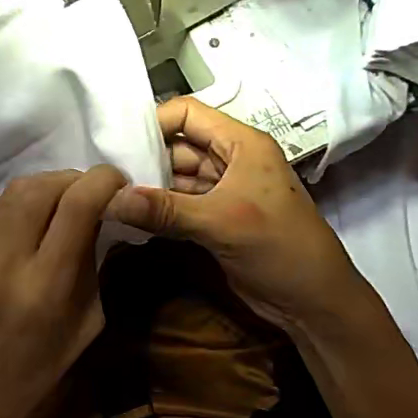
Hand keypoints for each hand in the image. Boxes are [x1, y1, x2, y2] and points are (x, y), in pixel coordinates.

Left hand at [0, 165, 127, 417]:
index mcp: (46, 285)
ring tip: (68, 198)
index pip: (77, 206)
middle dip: (76, 178)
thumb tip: (100, 214)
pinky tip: (39, 214)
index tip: (119, 183)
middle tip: (95, 190)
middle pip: (43, 187)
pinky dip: (25, 200)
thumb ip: (93, 262)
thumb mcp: (88, 319)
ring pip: (16, 190)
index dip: (103, 181)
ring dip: (50, 183)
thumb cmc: (42, 367)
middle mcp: (8, 262)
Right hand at [105, 97, 361, 332]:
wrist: (314, 303)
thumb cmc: (280, 248)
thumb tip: (108, 200)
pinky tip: (126, 216)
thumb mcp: (222, 222)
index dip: (154, 122)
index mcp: (241, 144)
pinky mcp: (214, 220)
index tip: (117, 143)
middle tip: (103, 175)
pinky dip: (156, 210)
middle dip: (143, 158)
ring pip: (174, 178)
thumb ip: (164, 210)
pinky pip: (177, 206)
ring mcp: (221, 192)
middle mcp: (230, 161)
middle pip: (177, 146)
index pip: (189, 113)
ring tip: (107, 195)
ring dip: (146, 188)